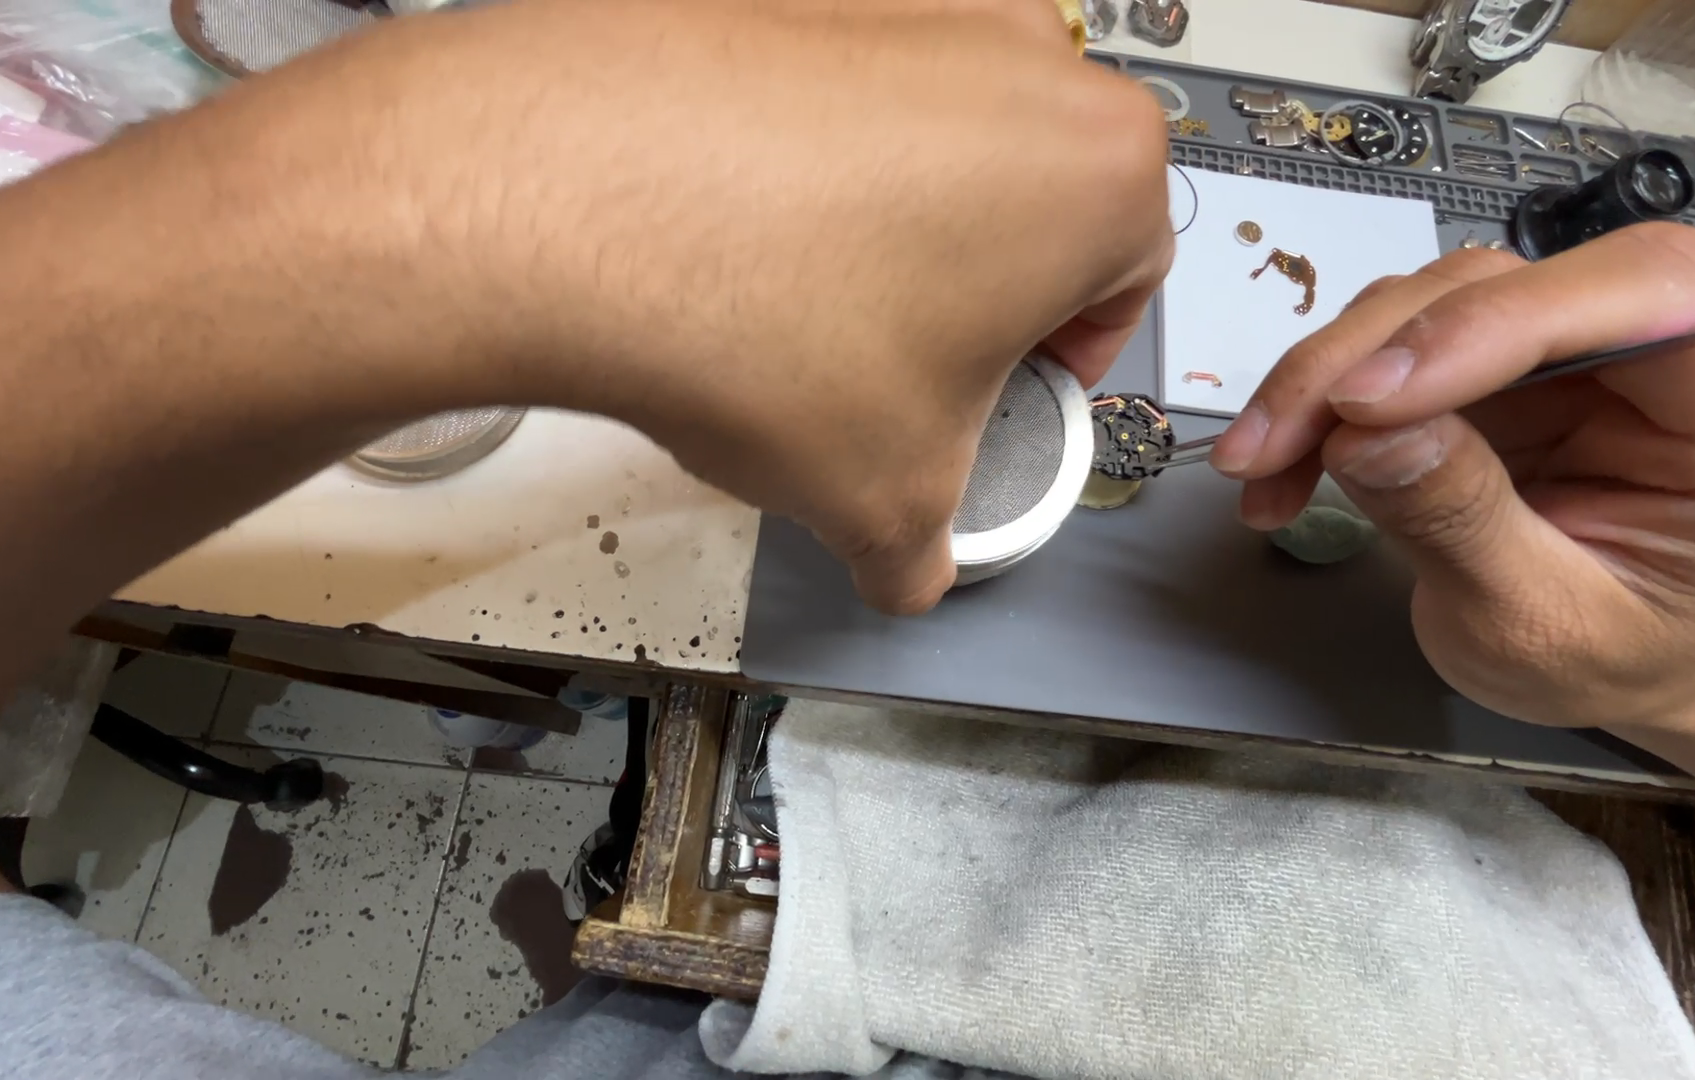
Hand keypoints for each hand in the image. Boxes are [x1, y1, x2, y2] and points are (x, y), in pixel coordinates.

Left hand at [197, 0, 1171, 613]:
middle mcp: (1020, 57)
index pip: (1125, 285)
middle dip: (984, 310)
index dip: (1065, 362)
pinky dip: (825, 190)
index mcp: (1096, 171)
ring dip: (904, 252)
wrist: (568, 205)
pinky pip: (851, 115)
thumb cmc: (769, 334)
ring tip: (816, 322)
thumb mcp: (887, 498)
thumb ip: (925, 555)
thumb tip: (913, 571)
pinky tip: (756, 251)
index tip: (1008, 395)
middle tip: (912, 377)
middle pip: (1036, 219)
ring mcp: (906, 7)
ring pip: (945, 162)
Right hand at [1209, 224, 1694, 730]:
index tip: (1360, 406)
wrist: (1601, 670)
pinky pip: (1371, 361)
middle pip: (1489, 289)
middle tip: (1256, 452)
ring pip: (1411, 312)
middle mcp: (1645, 355)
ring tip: (1252, 473)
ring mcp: (1550, 360)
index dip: (1493, 324)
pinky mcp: (1474, 380)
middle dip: (1350, 365)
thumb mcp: (1532, 622)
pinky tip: (1274, 478)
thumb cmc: (1604, 659)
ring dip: (1311, 387)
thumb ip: (1460, 522)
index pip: (1647, 294)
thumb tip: (1360, 435)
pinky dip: (1307, 414)